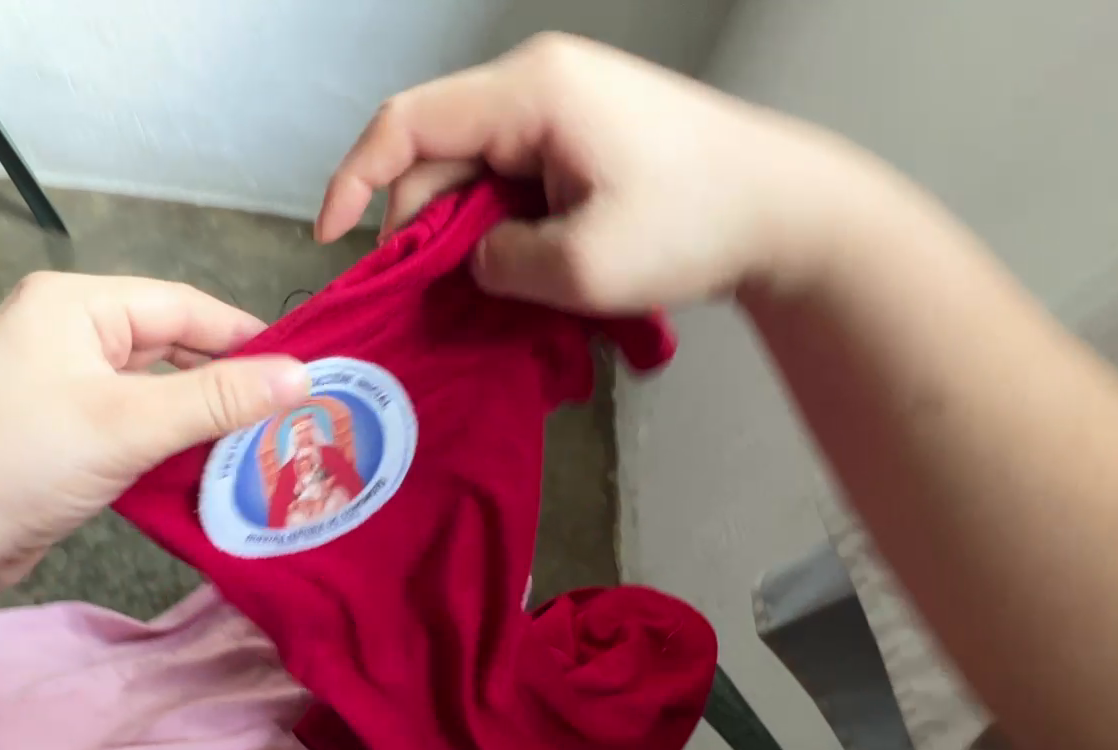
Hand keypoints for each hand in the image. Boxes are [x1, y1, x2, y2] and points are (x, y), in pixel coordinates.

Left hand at [0, 273, 307, 597]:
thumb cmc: (24, 460)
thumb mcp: (128, 423)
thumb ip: (218, 398)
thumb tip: (305, 376)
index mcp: (75, 303)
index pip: (183, 306)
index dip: (247, 338)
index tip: (304, 373)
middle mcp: (66, 331)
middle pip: (169, 346)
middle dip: (225, 381)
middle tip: (284, 414)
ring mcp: (58, 382)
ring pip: (152, 389)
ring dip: (199, 416)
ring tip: (256, 442)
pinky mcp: (58, 429)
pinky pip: (130, 422)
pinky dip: (167, 440)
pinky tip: (203, 463)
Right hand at [316, 33, 876, 311]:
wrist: (785, 213)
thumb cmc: (696, 225)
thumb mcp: (579, 268)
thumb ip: (495, 265)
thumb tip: (469, 259)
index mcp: (532, 93)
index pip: (408, 122)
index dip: (355, 179)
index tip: (332, 238)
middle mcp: (536, 86)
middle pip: (434, 154)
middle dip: (415, 227)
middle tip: (427, 295)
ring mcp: (557, 111)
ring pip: (468, 174)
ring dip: (457, 236)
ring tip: (477, 291)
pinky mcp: (573, 140)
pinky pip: (504, 183)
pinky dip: (491, 230)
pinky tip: (506, 270)